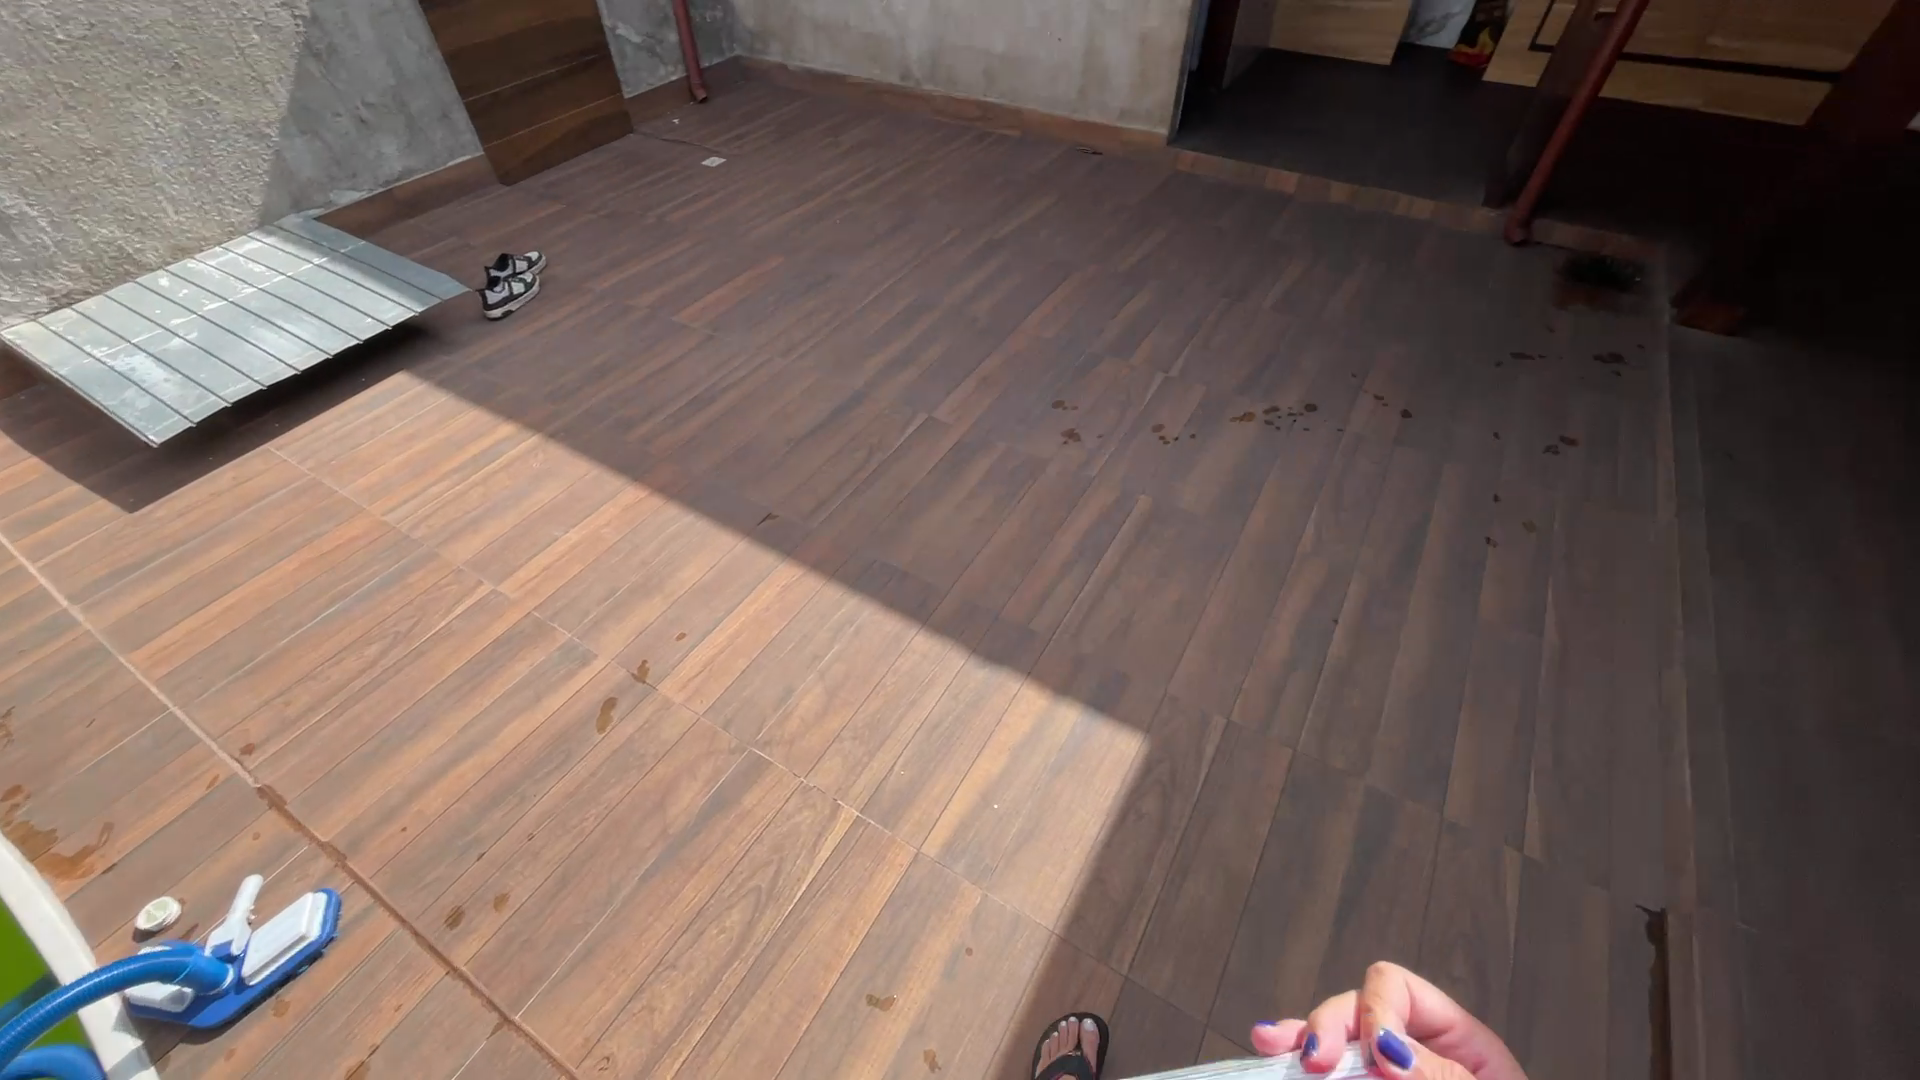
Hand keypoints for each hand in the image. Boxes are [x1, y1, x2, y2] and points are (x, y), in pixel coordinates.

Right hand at [1249, 961, 1526, 1079]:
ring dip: (1301, 1038)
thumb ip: (1445, 1079)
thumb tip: (1389, 1052)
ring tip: (1270, 1043)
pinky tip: (1275, 1053)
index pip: (1396, 986)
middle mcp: (1415, 1051)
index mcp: (1459, 1042)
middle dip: (1328, 1026)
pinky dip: (1299, 1064)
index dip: (1376, 1010)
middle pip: (1354, 1010)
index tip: (1375, 1055)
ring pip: (1334, 1042)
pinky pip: (1336, 1076)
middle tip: (1313, 1059)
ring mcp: (1388, 1077)